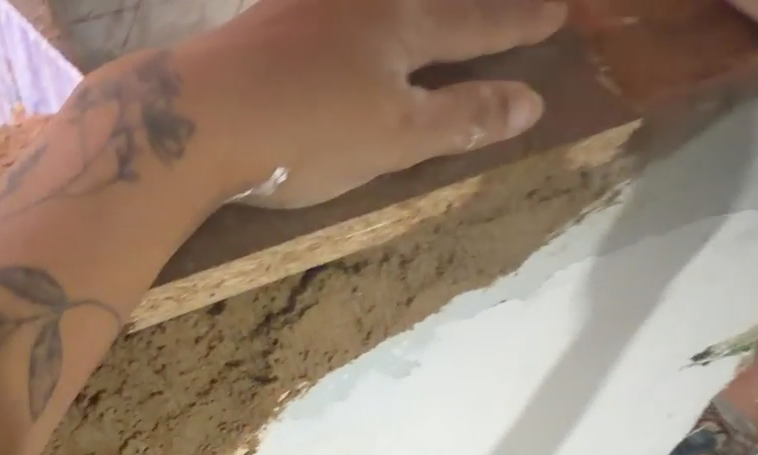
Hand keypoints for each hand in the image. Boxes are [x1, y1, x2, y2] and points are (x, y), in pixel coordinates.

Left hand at [175, 0, 568, 208]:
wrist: (199, 118)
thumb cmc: (306, 134)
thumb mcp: (395, 138)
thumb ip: (462, 119)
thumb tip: (530, 103)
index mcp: (402, 25)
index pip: (477, 25)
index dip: (518, 26)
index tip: (558, 13)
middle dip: (471, 5)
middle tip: (510, 1)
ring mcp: (309, 4)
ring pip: (377, 0)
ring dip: (411, 5)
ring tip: (423, 12)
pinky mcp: (268, 20)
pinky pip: (331, 9)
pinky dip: (356, 10)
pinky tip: (346, 14)